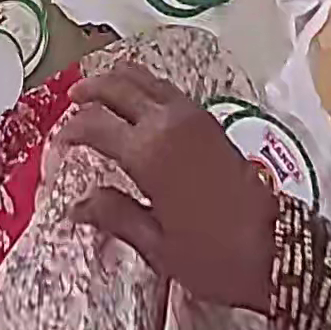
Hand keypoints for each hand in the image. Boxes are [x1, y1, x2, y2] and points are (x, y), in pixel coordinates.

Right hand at [58, 64, 278, 313]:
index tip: (58, 143)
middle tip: (71, 98)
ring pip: (144, 77)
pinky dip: (142, 82)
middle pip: (118, 85)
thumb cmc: (211, 252)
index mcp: (148, 152)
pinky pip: (164, 85)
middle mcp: (166, 121)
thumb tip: (75, 206)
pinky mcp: (205, 115)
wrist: (272, 244)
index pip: (96, 123)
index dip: (71, 129)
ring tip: (97, 90)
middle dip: (90, 88)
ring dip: (116, 78)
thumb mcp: (156, 245)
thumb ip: (114, 215)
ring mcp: (189, 113)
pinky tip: (135, 98)